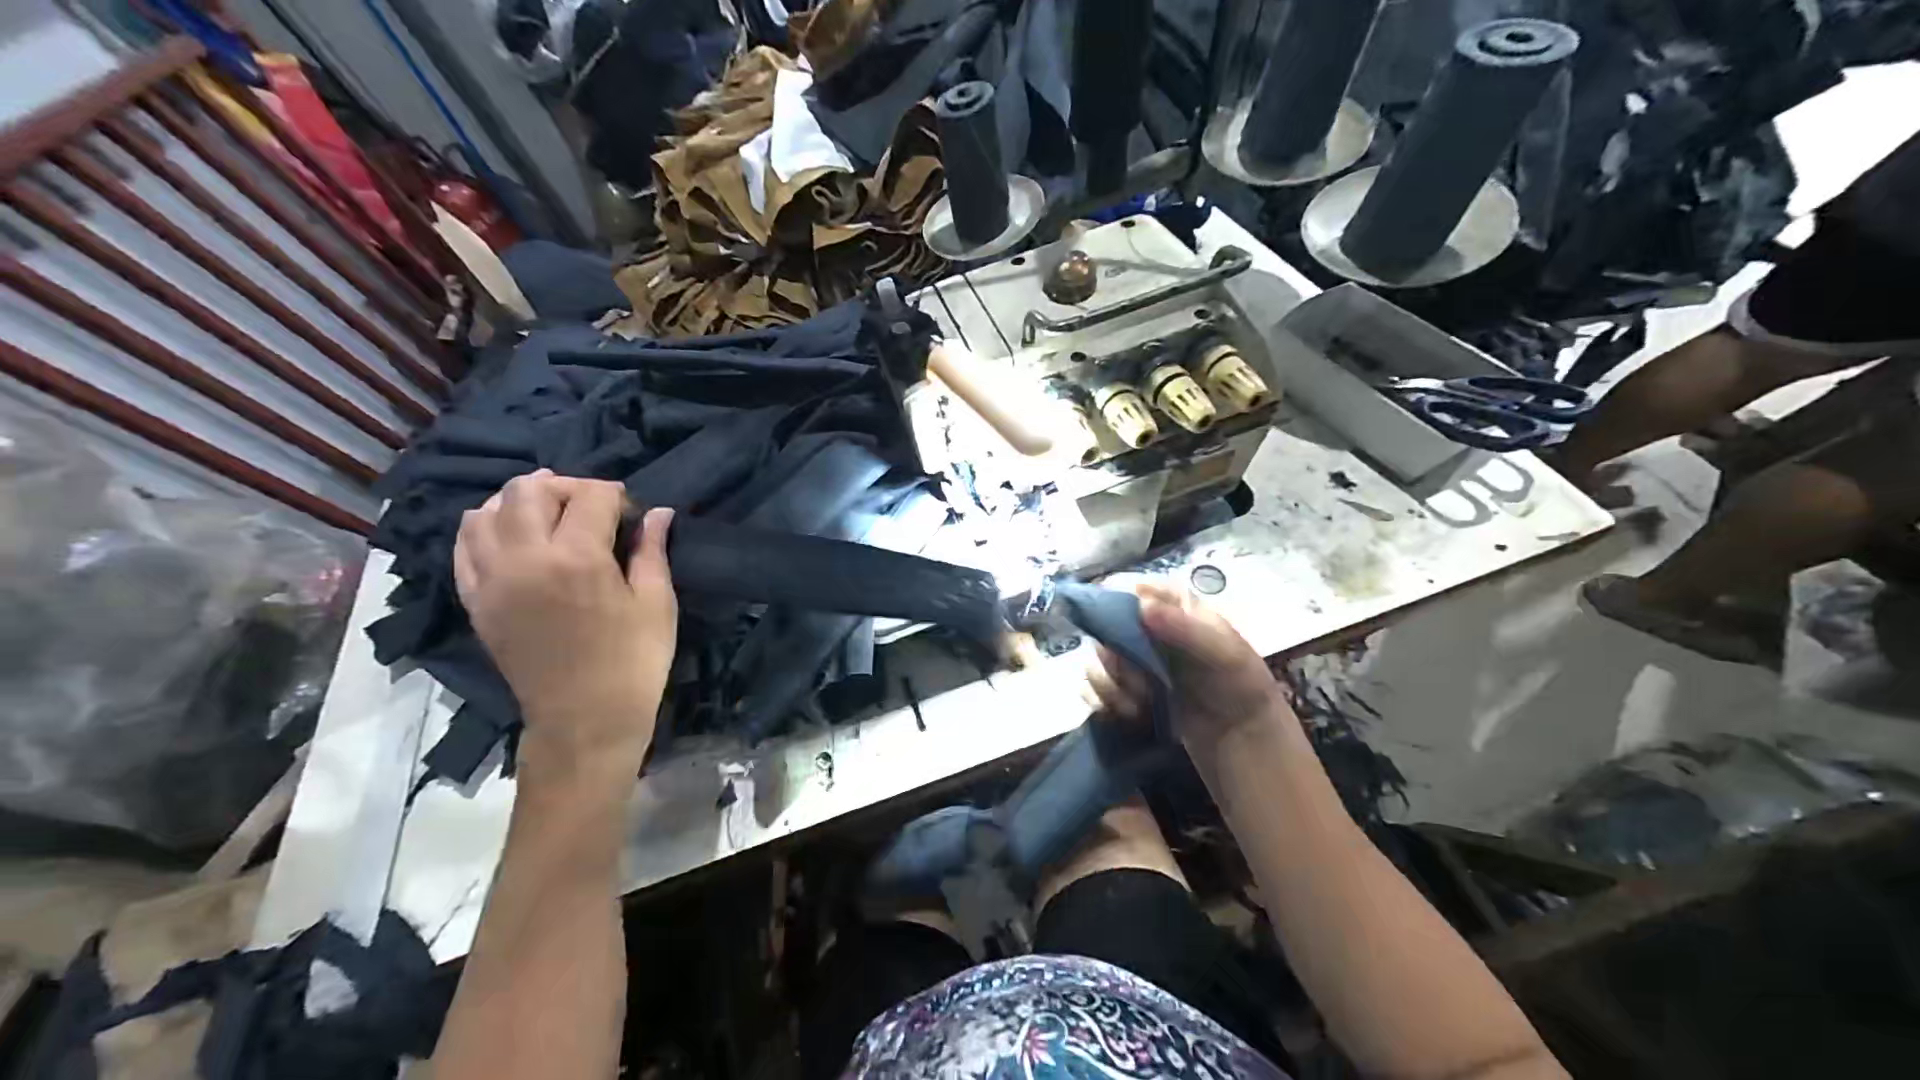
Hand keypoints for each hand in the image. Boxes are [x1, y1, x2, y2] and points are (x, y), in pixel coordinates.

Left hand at [454, 470, 676, 777]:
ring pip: (487, 511)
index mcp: (579, 557)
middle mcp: (526, 558)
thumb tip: (659, 512)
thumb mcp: (657, 604)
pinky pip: (463, 547)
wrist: (584, 720)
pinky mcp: (476, 601)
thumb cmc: (633, 661)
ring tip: (547, 515)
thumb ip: (653, 551)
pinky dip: (483, 529)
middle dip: (565, 487)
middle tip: (590, 507)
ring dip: (520, 501)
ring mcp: (492, 579)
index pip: (591, 495)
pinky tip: (507, 535)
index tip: (632, 516)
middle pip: (530, 490)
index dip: (617, 495)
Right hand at [1084, 582, 1289, 757]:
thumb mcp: (1224, 654)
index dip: (1116, 608)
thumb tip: (1141, 607)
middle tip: (1138, 681)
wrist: (1242, 737)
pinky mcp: (1122, 689)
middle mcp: (1145, 626)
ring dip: (1109, 682)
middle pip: (1104, 626)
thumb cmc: (1239, 687)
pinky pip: (1092, 688)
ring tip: (1138, 704)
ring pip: (1094, 659)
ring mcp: (1131, 658)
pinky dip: (1104, 701)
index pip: (1127, 589)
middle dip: (1114, 656)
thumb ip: (1184, 629)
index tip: (1122, 636)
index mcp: (1171, 604)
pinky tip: (1129, 714)